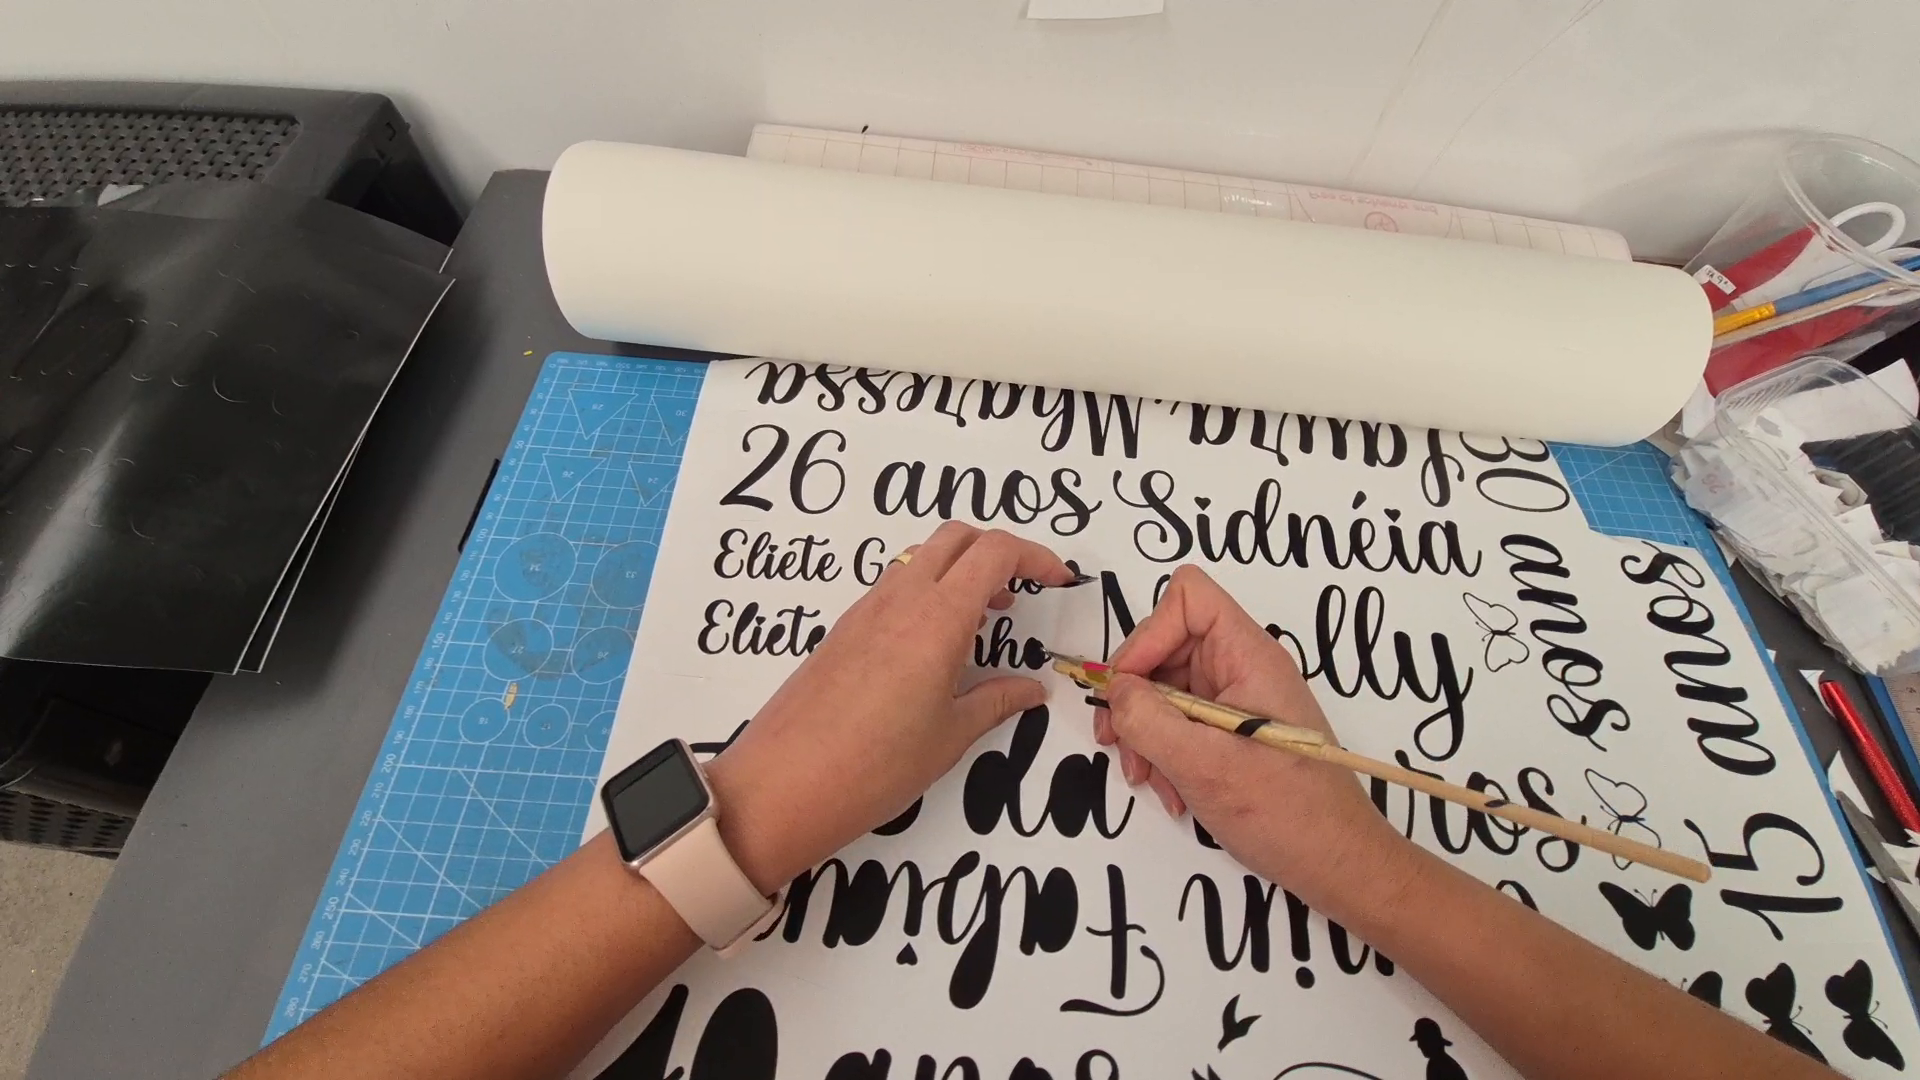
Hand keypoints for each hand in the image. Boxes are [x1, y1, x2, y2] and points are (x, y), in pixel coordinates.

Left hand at [707, 522, 1073, 893]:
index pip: (995, 552)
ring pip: (922, 557)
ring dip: (959, 569)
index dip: (1035, 556)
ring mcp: (866, 609)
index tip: (1057, 580)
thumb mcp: (949, 736)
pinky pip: (895, 585)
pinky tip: (934, 644)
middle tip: (1019, 593)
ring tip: (981, 619)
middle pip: (957, 537)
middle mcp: (901, 598)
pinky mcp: (844, 627)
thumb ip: (996, 701)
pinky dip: (927, 591)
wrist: (780, 785)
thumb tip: (1031, 690)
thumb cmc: (875, 766)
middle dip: (997, 551)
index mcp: (937, 618)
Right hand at [1094, 565, 1420, 920]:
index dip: (1149, 632)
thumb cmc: (1283, 812)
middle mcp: (1240, 665)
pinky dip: (1160, 748)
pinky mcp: (1229, 726)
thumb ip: (1148, 719)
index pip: (1188, 597)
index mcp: (1248, 655)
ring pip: (1163, 685)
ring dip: (1142, 729)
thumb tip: (1114, 690)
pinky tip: (1167, 788)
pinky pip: (1177, 718)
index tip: (1129, 685)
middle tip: (1115, 740)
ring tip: (1144, 776)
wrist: (1338, 867)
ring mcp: (1234, 696)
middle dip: (1133, 693)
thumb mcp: (1204, 766)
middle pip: (1165, 643)